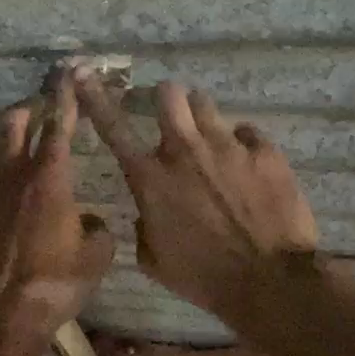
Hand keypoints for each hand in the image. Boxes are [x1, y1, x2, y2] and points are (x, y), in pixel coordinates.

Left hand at [0, 74, 115, 345]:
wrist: (7, 312)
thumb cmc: (58, 280)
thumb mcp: (97, 255)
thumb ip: (98, 230)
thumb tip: (91, 222)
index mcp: (50, 179)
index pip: (58, 126)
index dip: (65, 97)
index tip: (69, 72)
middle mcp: (18, 177)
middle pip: (19, 127)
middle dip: (34, 107)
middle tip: (48, 96)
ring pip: (3, 149)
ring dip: (16, 132)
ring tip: (28, 125)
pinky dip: (8, 165)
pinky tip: (17, 175)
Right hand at [75, 75, 318, 318]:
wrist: (271, 283)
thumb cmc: (204, 278)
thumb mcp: (155, 262)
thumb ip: (144, 226)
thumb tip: (148, 212)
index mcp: (150, 178)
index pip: (112, 127)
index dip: (95, 97)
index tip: (83, 73)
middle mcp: (184, 151)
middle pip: (168, 95)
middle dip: (166, 100)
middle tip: (172, 115)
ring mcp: (227, 146)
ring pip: (206, 104)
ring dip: (202, 118)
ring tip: (211, 140)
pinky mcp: (265, 152)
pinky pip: (248, 131)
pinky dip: (244, 143)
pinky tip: (249, 165)